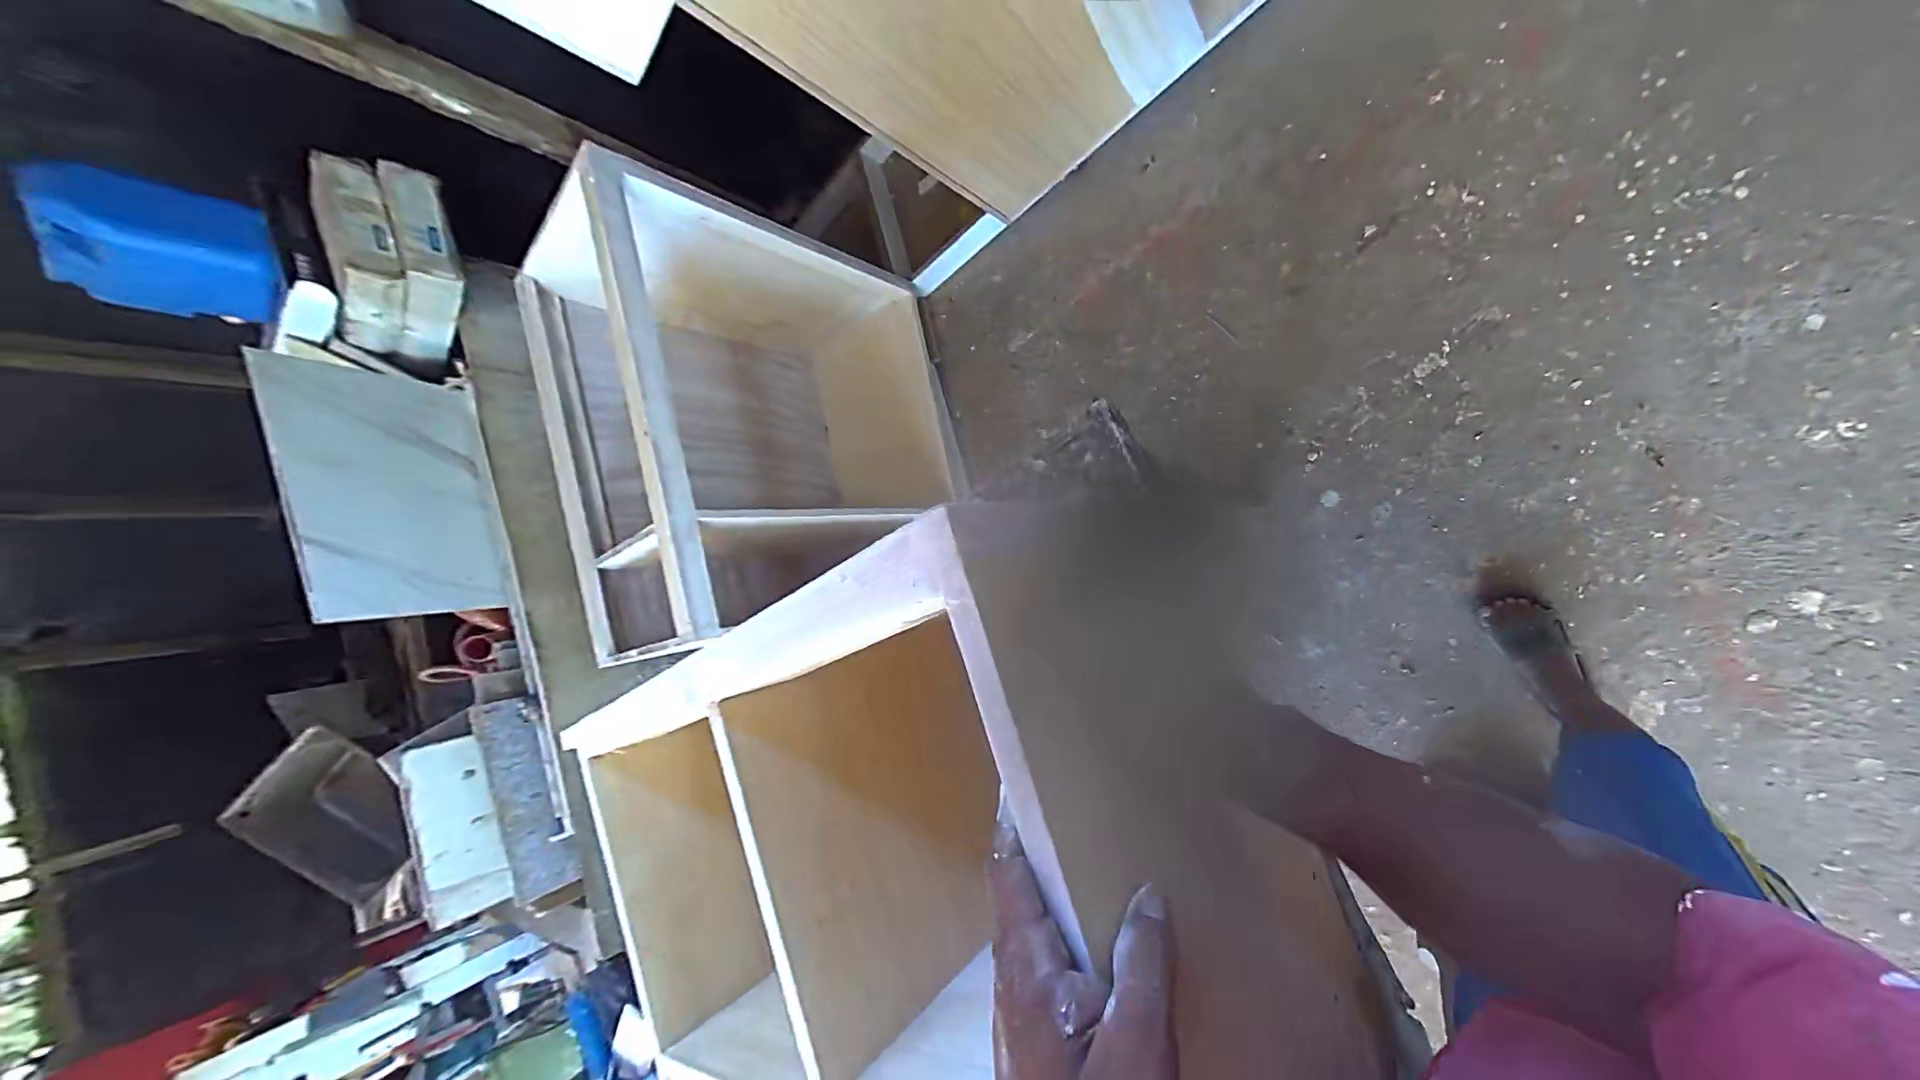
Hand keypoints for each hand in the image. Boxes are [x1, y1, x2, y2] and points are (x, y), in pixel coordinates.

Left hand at [990, 808, 1175, 1079]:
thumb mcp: (1137, 1042)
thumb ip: (1142, 964)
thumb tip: (1146, 895)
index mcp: (1025, 964)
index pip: (1007, 872)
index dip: (1009, 824)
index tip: (1018, 783)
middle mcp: (1012, 973)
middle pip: (1016, 892)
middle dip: (1035, 850)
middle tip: (1070, 812)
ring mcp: (1020, 1000)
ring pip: (1030, 923)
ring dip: (1050, 888)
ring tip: (1088, 860)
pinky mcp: (1034, 1024)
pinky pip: (1044, 953)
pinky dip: (1062, 925)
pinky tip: (1096, 934)